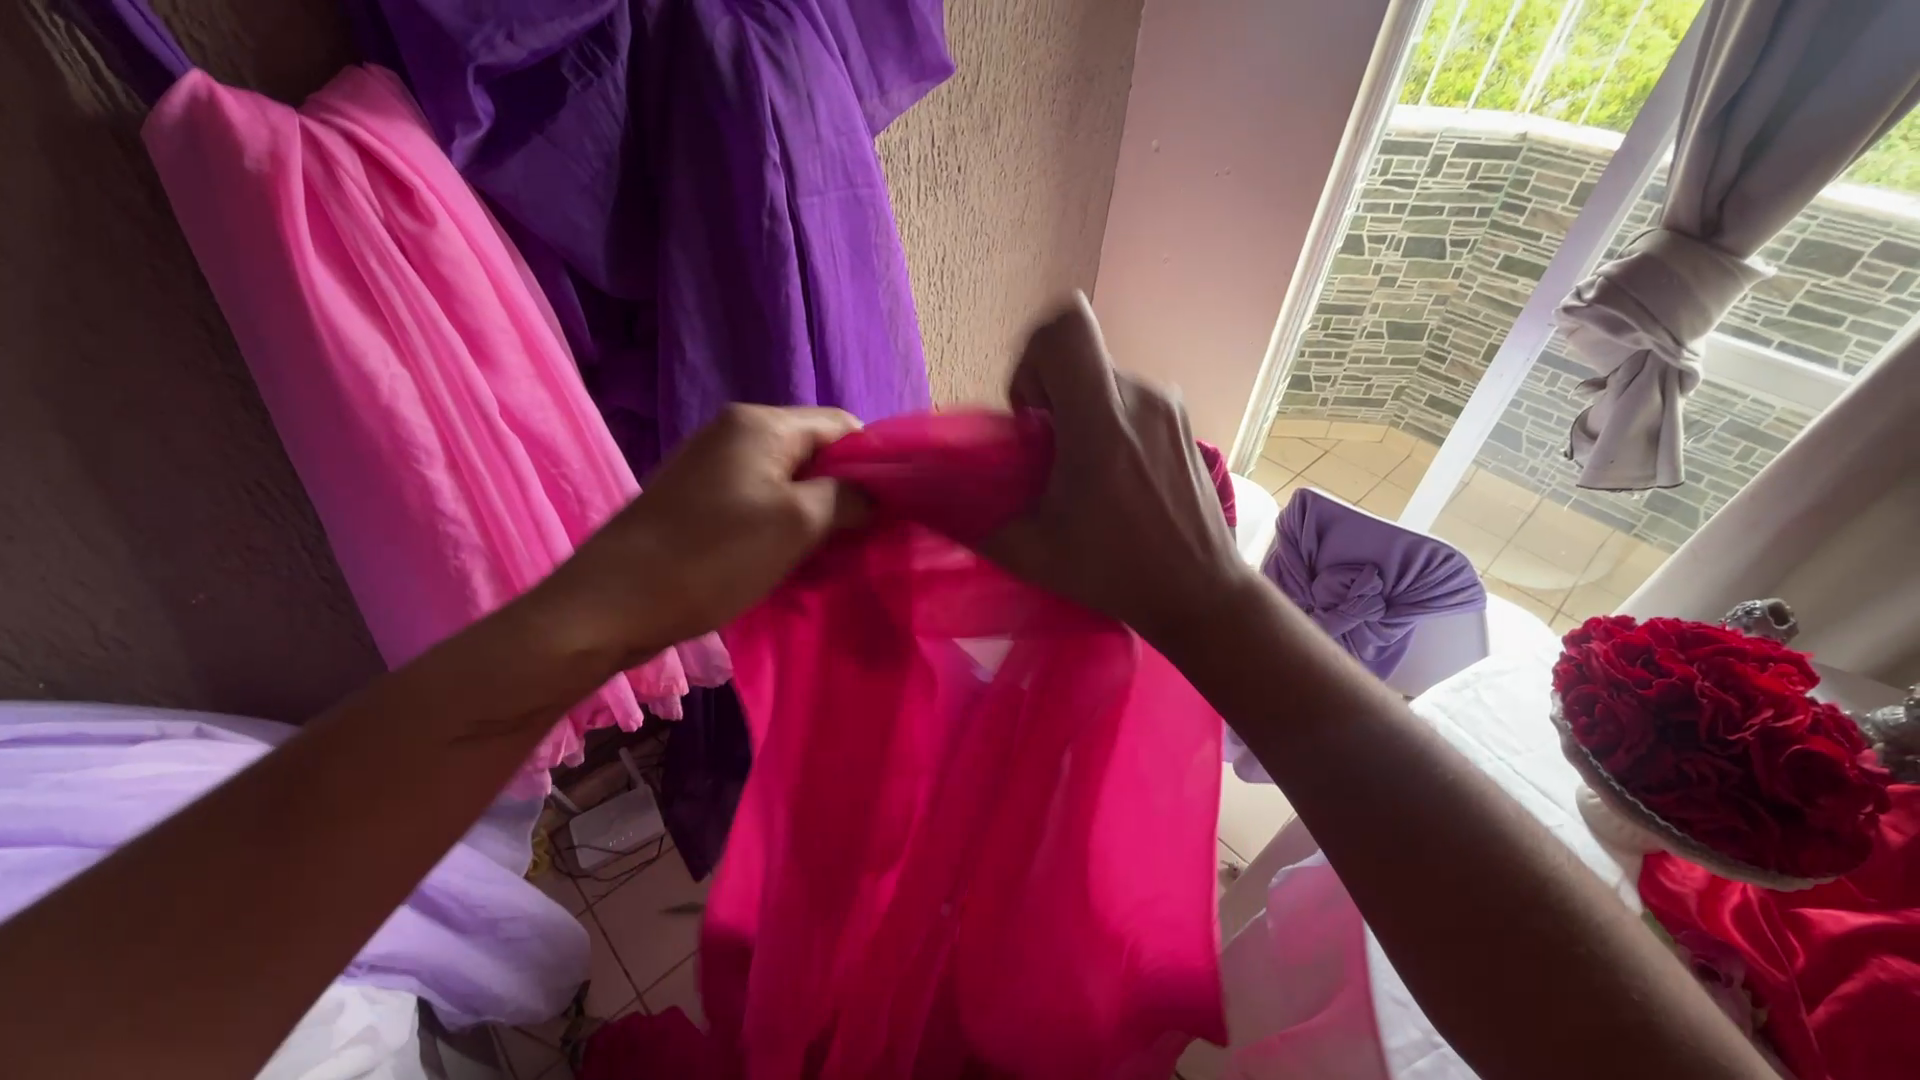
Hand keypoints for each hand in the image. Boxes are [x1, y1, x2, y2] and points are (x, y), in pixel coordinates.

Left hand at [536, 405, 867, 664]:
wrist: (612, 603)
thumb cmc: (711, 556)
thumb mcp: (796, 524)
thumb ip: (847, 498)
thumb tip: (875, 493)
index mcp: (761, 424)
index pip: (842, 425)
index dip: (874, 463)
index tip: (894, 509)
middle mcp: (736, 432)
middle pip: (815, 453)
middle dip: (846, 494)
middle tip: (867, 539)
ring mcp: (713, 466)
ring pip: (789, 482)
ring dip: (816, 516)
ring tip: (834, 557)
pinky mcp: (699, 500)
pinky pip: (760, 503)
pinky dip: (784, 528)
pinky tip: (792, 562)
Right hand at [979, 295, 1258, 649]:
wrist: (1199, 592)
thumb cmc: (1114, 573)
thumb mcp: (1031, 553)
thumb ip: (972, 519)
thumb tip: (927, 499)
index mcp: (1101, 421)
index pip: (1064, 328)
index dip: (1031, 361)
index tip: (1031, 418)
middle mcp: (1139, 397)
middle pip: (1077, 357)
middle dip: (1050, 397)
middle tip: (1050, 458)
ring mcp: (1168, 405)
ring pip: (1102, 379)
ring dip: (1080, 414)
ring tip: (1086, 474)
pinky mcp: (1183, 420)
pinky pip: (1129, 398)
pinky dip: (1110, 424)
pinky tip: (1116, 476)